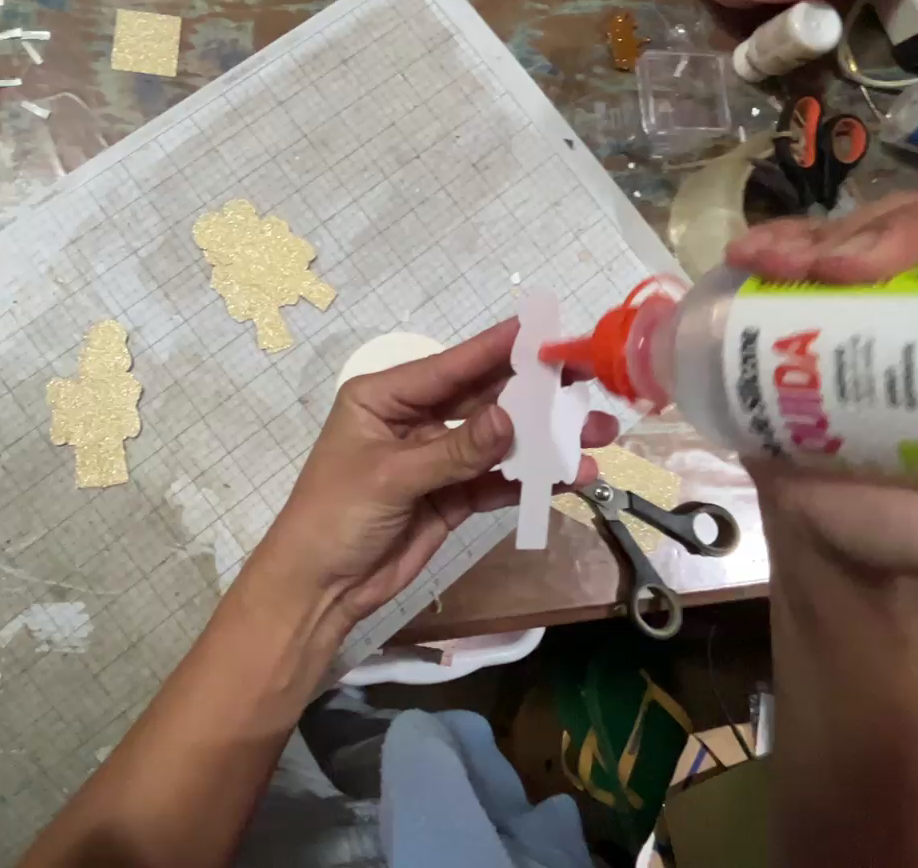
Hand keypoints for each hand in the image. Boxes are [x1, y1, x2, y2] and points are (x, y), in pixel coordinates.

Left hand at [250, 319, 618, 626]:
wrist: (320, 587)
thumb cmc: (336, 515)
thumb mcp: (390, 476)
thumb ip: (454, 451)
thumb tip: (513, 417)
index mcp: (385, 397)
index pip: (449, 367)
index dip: (498, 348)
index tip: (546, 331)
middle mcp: (414, 419)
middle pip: (481, 399)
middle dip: (534, 394)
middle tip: (590, 383)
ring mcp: (436, 459)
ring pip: (496, 440)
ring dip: (542, 438)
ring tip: (597, 434)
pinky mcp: (452, 496)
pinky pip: (496, 480)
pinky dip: (529, 480)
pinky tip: (570, 476)